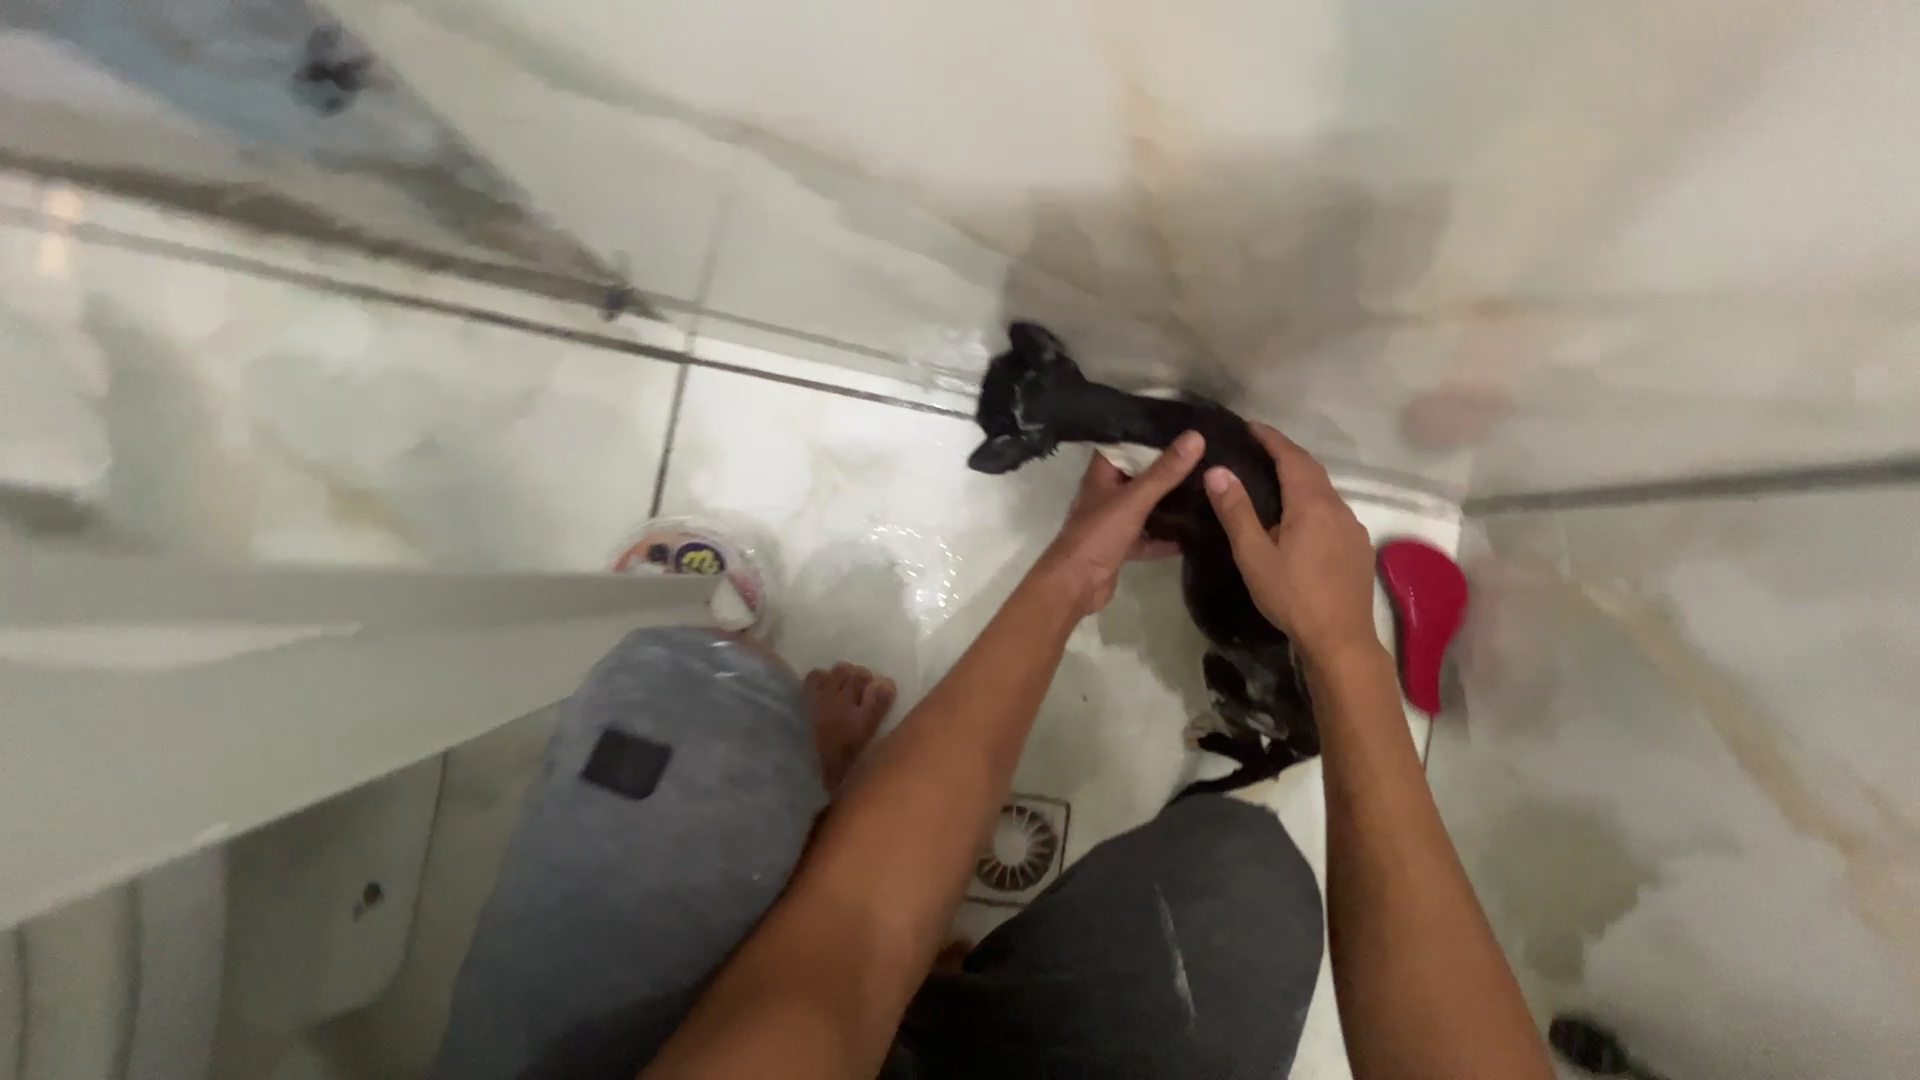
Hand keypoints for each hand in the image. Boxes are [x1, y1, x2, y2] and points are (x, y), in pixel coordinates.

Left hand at [1035, 432, 1203, 616]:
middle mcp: (1105, 494)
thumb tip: (1195, 437)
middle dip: (1167, 468)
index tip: (1182, 425)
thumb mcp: (1134, 499)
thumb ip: (1164, 472)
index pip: (1125, 445)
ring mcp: (1113, 522)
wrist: (1076, 584)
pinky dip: (1166, 536)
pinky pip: (1148, 536)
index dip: (1149, 434)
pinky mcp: (1121, 546)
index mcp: (1101, 475)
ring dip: (1169, 502)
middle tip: (1205, 455)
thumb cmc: (1098, 534)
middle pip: (1139, 475)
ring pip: (1145, 506)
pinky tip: (1193, 533)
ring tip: (1205, 488)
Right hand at [1204, 424, 1377, 663]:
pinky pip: (1331, 511)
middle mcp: (1337, 508)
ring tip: (1271, 480)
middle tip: (1256, 448)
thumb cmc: (1291, 595)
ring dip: (1299, 478)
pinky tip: (1296, 518)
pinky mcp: (1356, 547)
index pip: (1291, 457)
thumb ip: (1236, 511)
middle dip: (1285, 454)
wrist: (1339, 638)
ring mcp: (1352, 528)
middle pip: (1311, 469)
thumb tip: (1218, 470)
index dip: (1270, 438)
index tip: (1249, 426)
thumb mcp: (1253, 554)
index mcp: (1311, 504)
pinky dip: (1310, 500)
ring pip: (1323, 491)